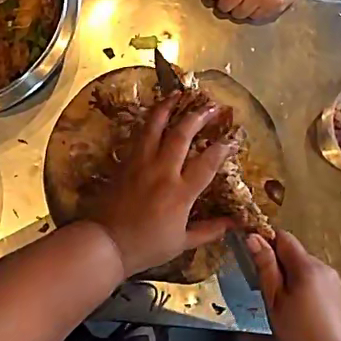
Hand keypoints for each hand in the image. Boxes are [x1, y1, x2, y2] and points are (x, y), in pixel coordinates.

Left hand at [88, 95, 236, 277]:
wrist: (106, 244)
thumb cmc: (146, 246)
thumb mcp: (182, 242)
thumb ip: (210, 230)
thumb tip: (234, 223)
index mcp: (180, 193)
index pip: (207, 162)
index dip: (223, 147)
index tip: (233, 137)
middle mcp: (162, 172)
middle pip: (182, 134)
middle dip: (199, 116)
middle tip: (213, 106)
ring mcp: (141, 164)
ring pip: (155, 127)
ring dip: (169, 108)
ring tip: (179, 94)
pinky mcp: (125, 162)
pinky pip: (139, 136)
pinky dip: (149, 122)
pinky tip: (155, 114)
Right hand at [245, 230, 340, 340]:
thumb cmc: (303, 339)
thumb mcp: (276, 303)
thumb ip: (266, 268)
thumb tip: (253, 238)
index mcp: (307, 266)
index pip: (283, 237)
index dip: (266, 242)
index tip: (253, 260)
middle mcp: (324, 268)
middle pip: (295, 254)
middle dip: (278, 266)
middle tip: (267, 294)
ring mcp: (336, 284)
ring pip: (305, 271)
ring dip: (291, 281)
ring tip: (285, 311)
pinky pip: (317, 286)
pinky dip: (305, 294)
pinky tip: (302, 319)